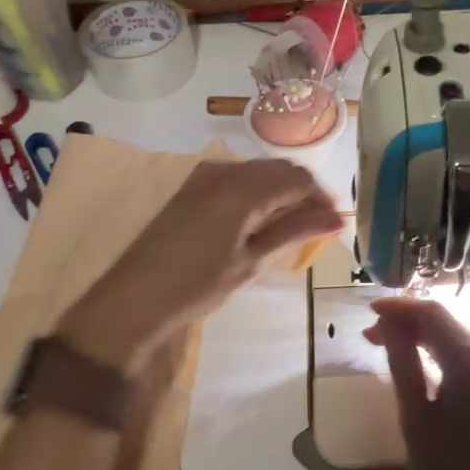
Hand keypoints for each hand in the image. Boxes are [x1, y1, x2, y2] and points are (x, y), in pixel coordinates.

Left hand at [60, 159, 339, 372]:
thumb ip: (294, 232)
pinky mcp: (191, 188)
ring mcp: (204, 176)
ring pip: (257, 173)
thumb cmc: (197, 285)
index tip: (335, 225)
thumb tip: (336, 218)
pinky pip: (236, 180)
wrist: (133, 300)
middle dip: (303, 194)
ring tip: (290, 230)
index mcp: (243, 188)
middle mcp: (224, 171)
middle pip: (278, 169)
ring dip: (279, 194)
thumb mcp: (251, 261)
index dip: (321, 198)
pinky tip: (259, 225)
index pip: (298, 178)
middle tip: (317, 229)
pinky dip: (256, 196)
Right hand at [365, 298, 469, 469]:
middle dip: (412, 322)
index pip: (434, 314)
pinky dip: (448, 354)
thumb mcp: (415, 418)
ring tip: (391, 348)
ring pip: (464, 339)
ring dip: (429, 337)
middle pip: (451, 323)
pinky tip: (424, 366)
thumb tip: (387, 322)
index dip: (400, 307)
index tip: (368, 311)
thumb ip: (402, 362)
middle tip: (372, 336)